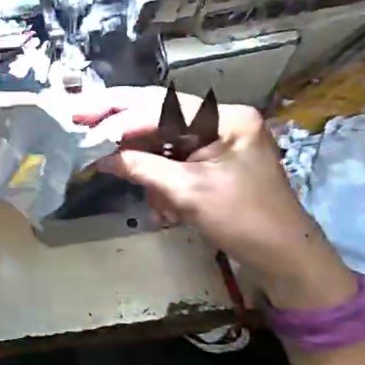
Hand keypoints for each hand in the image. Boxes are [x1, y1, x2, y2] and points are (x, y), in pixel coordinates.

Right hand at [80, 88, 356, 308]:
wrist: (285, 257)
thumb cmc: (244, 220)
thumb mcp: (188, 192)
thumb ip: (141, 168)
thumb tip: (99, 157)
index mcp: (226, 118)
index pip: (162, 107)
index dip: (121, 119)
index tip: (86, 130)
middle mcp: (222, 120)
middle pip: (160, 113)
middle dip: (119, 121)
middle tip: (78, 113)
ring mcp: (217, 141)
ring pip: (162, 139)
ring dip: (141, 161)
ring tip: (115, 171)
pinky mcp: (212, 163)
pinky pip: (173, 160)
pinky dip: (158, 179)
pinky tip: (159, 206)